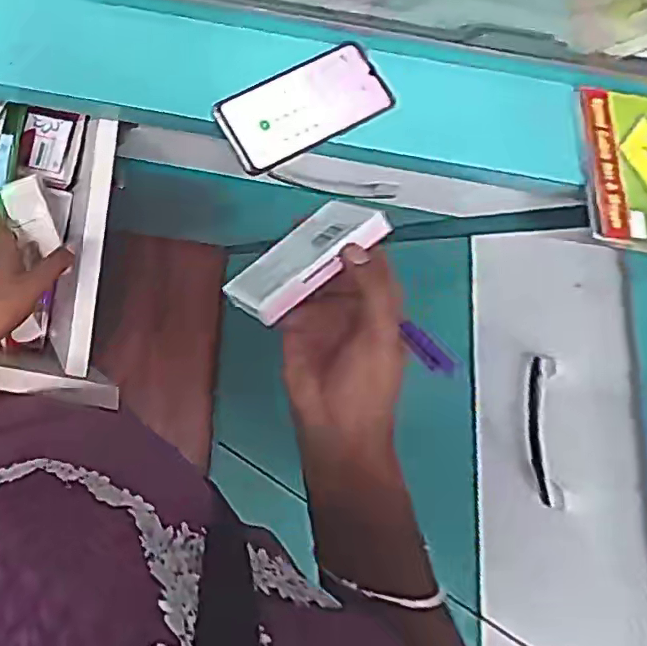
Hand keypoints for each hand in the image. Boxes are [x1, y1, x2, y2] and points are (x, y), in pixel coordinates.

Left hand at [0, 210, 73, 345]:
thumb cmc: (4, 303)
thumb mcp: (36, 283)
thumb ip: (54, 265)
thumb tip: (69, 250)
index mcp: (2, 251)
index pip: (0, 226)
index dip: (0, 216)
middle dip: (7, 233)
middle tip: (16, 227)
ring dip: (9, 251)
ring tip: (23, 249)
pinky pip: (1, 272)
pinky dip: (11, 268)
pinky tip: (20, 278)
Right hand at [279, 245, 404, 450]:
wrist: (333, 424)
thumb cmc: (367, 384)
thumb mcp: (381, 334)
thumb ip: (372, 291)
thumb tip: (354, 250)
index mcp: (380, 307)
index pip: (372, 266)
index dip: (361, 243)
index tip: (343, 221)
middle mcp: (349, 307)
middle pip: (335, 268)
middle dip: (322, 248)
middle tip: (302, 227)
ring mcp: (319, 317)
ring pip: (308, 280)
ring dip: (296, 264)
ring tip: (281, 243)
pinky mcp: (293, 327)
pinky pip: (284, 299)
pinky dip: (275, 286)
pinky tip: (265, 272)